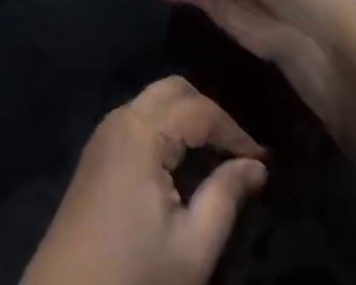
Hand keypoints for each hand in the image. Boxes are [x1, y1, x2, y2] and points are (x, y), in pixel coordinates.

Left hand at [22, 77, 268, 284]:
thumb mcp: (192, 246)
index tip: (262, 160)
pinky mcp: (94, 158)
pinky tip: (181, 159)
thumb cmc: (132, 278)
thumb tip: (256, 166)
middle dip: (210, 112)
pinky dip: (166, 127)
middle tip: (236, 148)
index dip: (236, 132)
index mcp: (141, 133)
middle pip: (174, 90)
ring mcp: (102, 138)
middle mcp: (119, 121)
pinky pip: (138, 120)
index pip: (201, 110)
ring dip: (188, 117)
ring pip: (155, 102)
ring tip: (215, 152)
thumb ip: (227, 196)